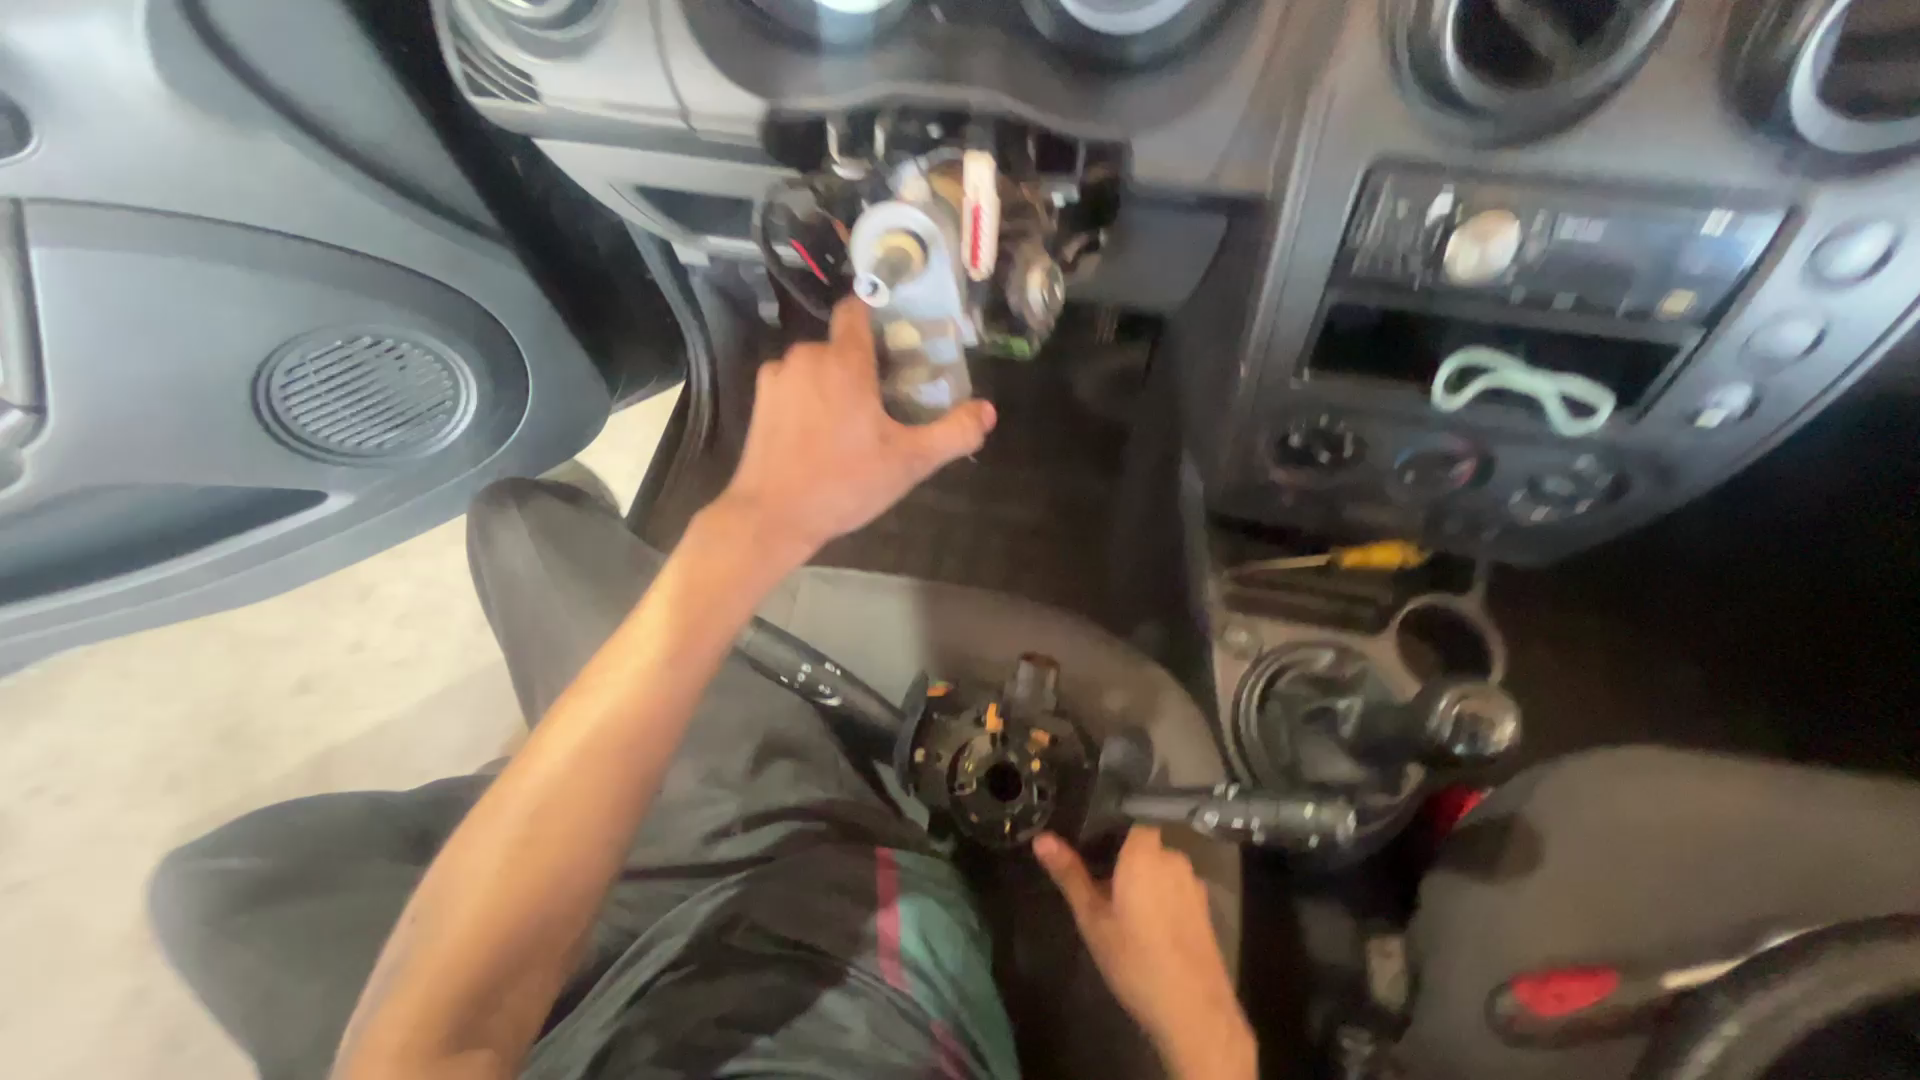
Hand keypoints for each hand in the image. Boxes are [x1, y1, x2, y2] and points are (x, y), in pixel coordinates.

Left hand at [717, 297, 996, 562]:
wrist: (773, 517)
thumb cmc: (844, 483)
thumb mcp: (909, 462)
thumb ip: (953, 433)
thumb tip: (987, 411)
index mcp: (844, 360)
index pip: (858, 307)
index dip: (880, 317)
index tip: (899, 343)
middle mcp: (807, 356)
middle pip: (842, 345)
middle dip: (864, 366)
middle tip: (886, 403)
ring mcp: (777, 377)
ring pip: (817, 367)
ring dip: (835, 385)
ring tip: (852, 426)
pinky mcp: (759, 401)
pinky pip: (794, 387)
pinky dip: (809, 401)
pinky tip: (819, 437)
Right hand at [1034, 828, 1255, 1079]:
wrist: (1194, 1012)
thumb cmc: (1134, 959)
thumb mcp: (1092, 919)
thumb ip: (1069, 874)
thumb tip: (1041, 838)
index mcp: (1144, 852)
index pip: (1130, 815)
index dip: (1110, 822)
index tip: (1088, 836)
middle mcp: (1173, 858)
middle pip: (1143, 843)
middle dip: (1120, 856)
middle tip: (1094, 880)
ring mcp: (1193, 883)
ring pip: (1159, 867)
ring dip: (1141, 878)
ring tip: (1117, 905)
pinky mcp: (1204, 908)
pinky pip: (1174, 887)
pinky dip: (1159, 896)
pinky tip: (1145, 926)